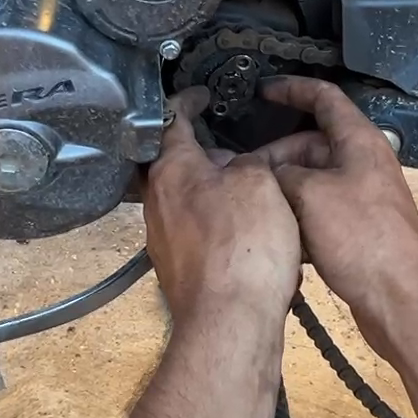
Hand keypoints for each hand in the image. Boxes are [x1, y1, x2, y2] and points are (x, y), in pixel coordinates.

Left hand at [143, 88, 302, 336]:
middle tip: (241, 151)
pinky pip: (199, 230)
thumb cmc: (244, 245)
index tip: (202, 95)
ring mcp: (163, 239)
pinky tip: (250, 233)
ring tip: (253, 191)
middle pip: (180, 163)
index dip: (189, 100)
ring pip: (190, 198)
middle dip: (210, 154)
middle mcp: (157, 202)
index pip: (172, 119)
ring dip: (217, 190)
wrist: (230, 322)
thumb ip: (248, 162)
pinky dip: (220, 221)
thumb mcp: (260, 182)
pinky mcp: (179, 269)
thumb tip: (240, 166)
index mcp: (171, 170)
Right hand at [257, 77, 417, 356]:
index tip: (263, 91)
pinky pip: (317, 209)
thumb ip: (282, 174)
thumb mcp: (310, 194)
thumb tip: (263, 173)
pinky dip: (296, 215)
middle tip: (243, 175)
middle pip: (310, 144)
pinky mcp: (356, 227)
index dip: (292, 89)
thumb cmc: (360, 236)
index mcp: (358, 141)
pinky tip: (276, 234)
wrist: (399, 297)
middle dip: (275, 155)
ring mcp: (360, 196)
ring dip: (282, 188)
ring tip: (253, 204)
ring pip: (311, 179)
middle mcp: (361, 162)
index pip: (324, 98)